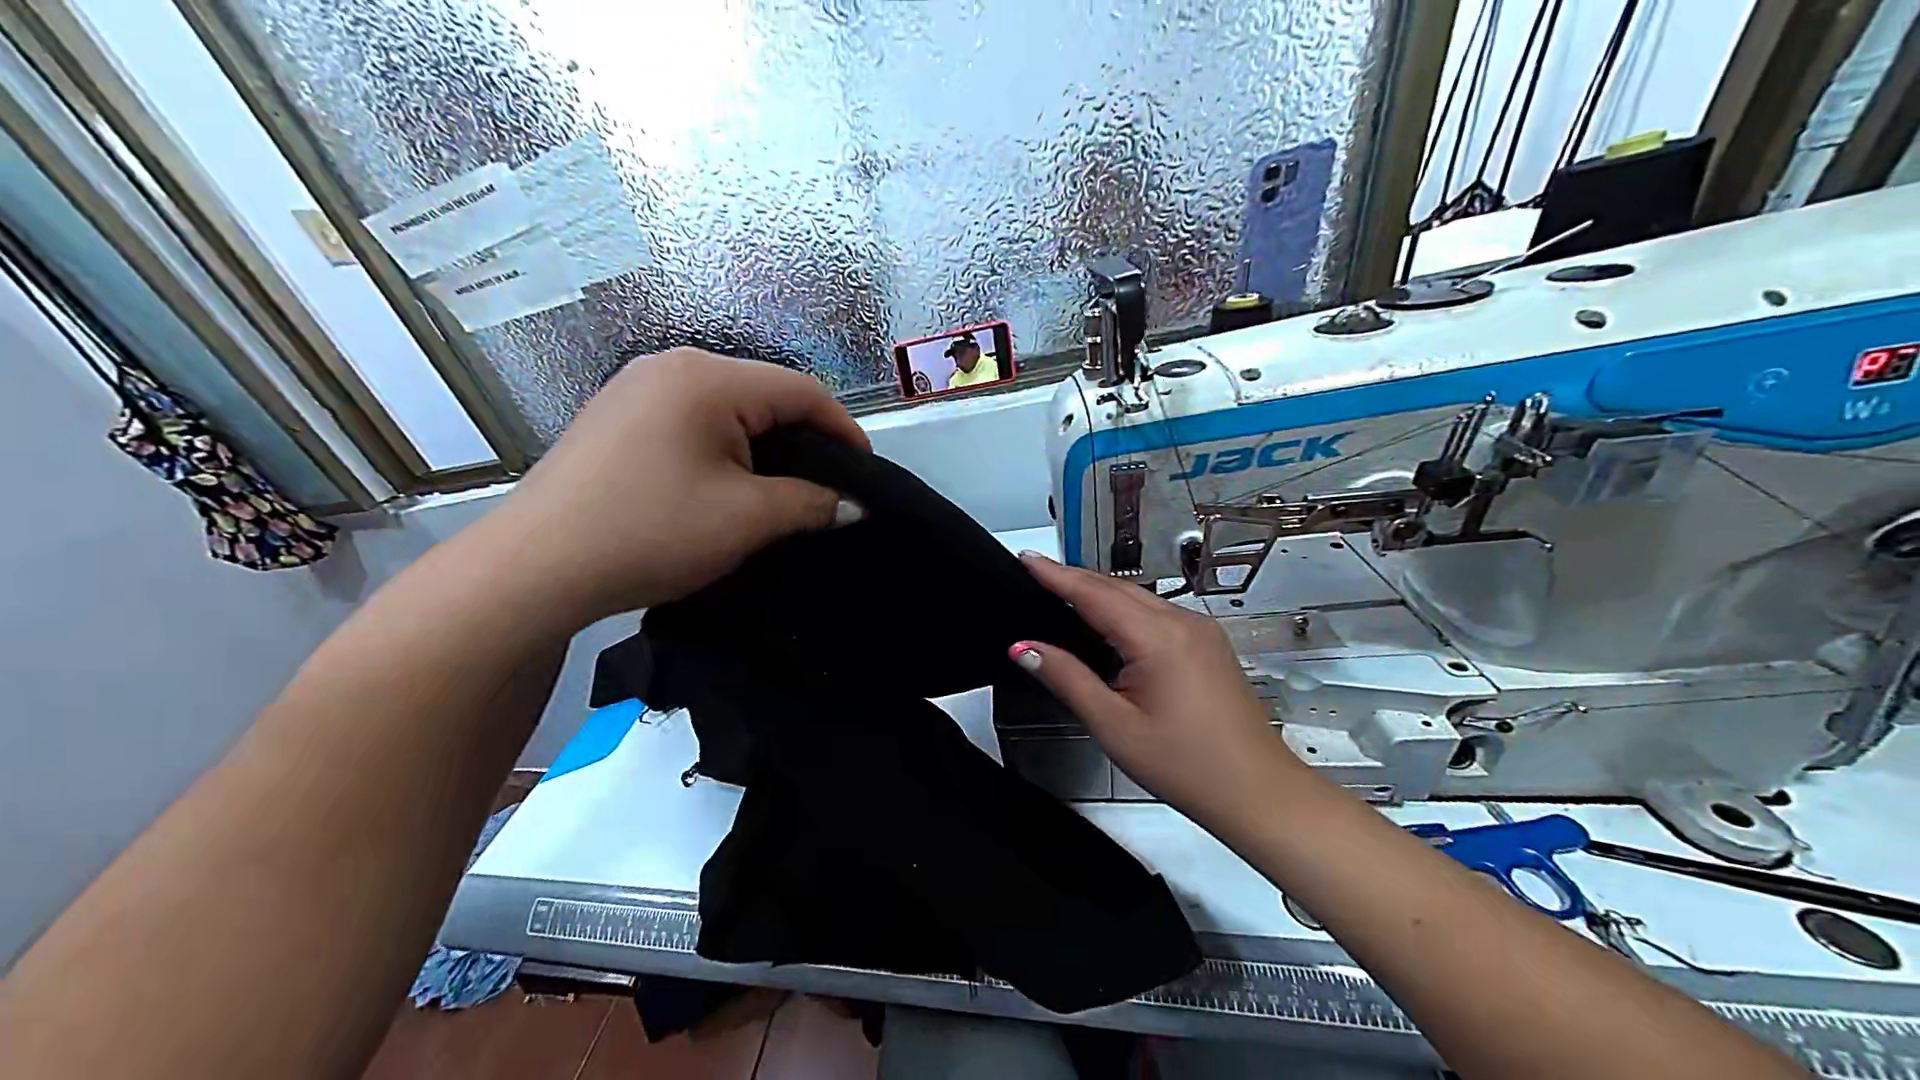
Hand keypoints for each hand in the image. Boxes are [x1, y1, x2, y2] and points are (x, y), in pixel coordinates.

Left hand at [475, 348, 868, 630]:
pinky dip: (723, 450)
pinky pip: (692, 421)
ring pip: (728, 409)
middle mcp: (670, 366)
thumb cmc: (651, 532)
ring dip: (763, 448)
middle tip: (825, 490)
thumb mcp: (748, 520)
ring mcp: (636, 388)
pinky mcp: (616, 417)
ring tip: (780, 493)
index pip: (802, 390)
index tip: (865, 476)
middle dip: (803, 442)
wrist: (535, 569)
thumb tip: (854, 505)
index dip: (844, 431)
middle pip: (764, 395)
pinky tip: (725, 486)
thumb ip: (813, 504)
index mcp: (706, 377)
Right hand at [1009, 554, 1308, 829]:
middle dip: (1074, 578)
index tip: (1027, 558)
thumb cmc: (1189, 766)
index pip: (1094, 592)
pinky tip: (1107, 621)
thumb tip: (1025, 649)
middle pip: (1117, 587)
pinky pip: (1158, 612)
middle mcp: (1184, 623)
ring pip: (1139, 597)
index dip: (1055, 574)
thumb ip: (1066, 678)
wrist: (1257, 792)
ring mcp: (1201, 631)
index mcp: (1159, 638)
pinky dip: (1125, 609)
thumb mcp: (1113, 725)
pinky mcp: (1208, 644)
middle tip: (1037, 571)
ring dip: (1100, 592)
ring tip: (1063, 592)